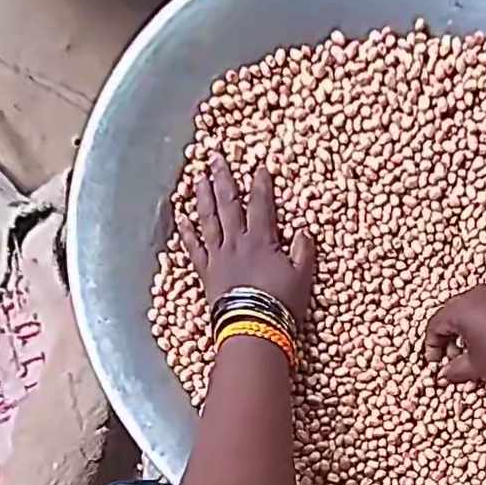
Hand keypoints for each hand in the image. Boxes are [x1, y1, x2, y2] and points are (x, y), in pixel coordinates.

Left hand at [176, 153, 315, 320]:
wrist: (252, 327)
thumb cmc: (281, 304)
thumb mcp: (303, 277)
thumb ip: (304, 251)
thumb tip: (303, 231)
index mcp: (261, 240)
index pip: (261, 205)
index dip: (261, 184)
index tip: (260, 167)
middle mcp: (236, 242)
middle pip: (228, 204)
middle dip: (223, 178)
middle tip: (216, 157)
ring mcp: (218, 256)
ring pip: (208, 219)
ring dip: (203, 196)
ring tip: (198, 177)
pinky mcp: (206, 273)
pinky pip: (193, 248)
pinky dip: (187, 232)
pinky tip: (182, 218)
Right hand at [421, 286, 485, 383]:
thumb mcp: (476, 365)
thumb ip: (454, 369)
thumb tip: (444, 374)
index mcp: (459, 309)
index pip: (434, 325)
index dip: (431, 346)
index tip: (435, 362)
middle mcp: (472, 296)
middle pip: (448, 316)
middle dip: (446, 338)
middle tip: (450, 358)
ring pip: (464, 311)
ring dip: (460, 332)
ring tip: (468, 354)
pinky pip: (480, 309)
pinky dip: (475, 325)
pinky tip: (483, 344)